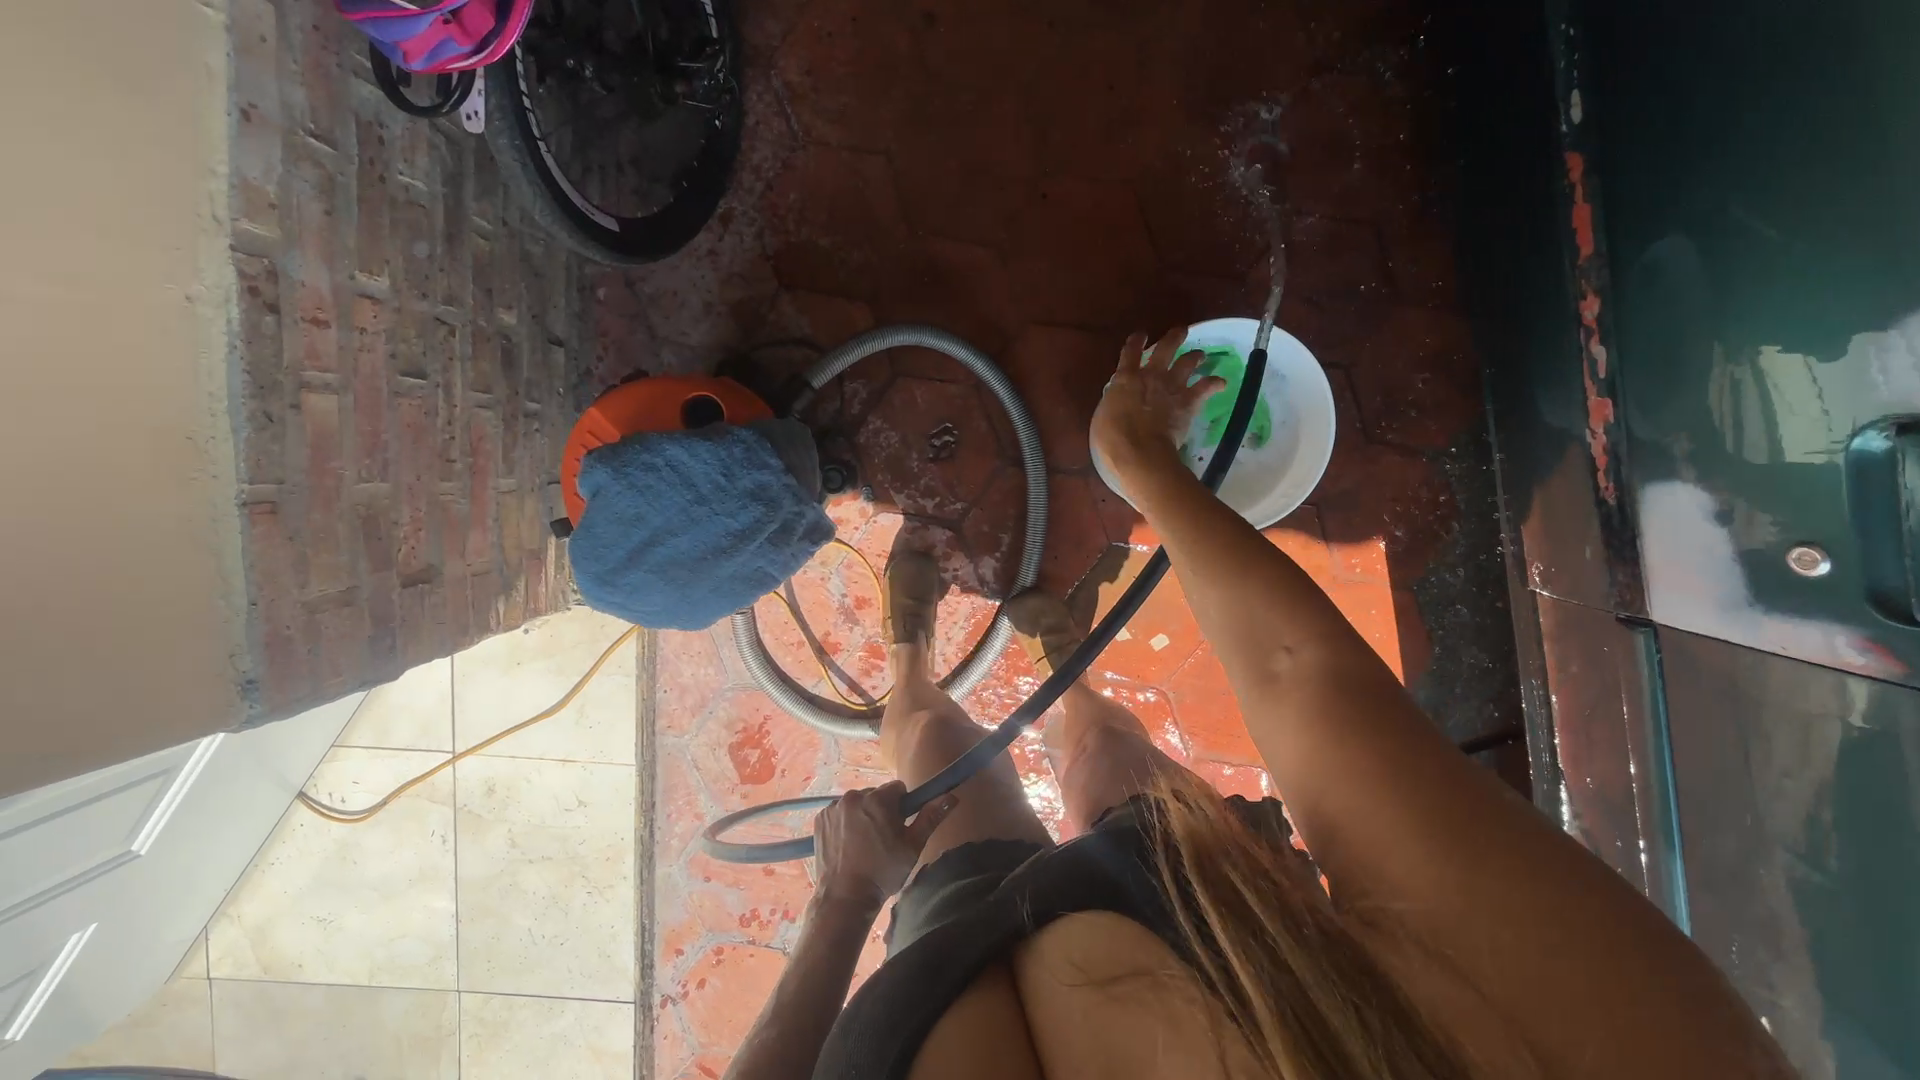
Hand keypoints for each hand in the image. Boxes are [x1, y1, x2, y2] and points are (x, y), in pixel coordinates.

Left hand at [813, 782, 958, 908]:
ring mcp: (834, 807)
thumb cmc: (884, 872)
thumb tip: (951, 797)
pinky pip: (839, 813)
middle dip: (881, 810)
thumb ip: (931, 817)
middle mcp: (854, 796)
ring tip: (863, 844)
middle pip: (876, 795)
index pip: (897, 789)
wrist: (845, 897)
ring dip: (862, 816)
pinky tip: (848, 845)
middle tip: (882, 839)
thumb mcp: (913, 846)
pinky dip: (845, 823)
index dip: (902, 807)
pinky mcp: (820, 819)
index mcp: (878, 799)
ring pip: (857, 804)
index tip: (899, 827)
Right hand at [1090, 328, 1226, 489]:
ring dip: (1194, 357)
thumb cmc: (1112, 438)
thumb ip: (1114, 401)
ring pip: (1188, 362)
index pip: (1130, 351)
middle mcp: (1151, 375)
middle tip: (1181, 332)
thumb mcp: (1103, 415)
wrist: (1139, 452)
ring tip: (1200, 356)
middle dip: (1174, 337)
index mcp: (1126, 379)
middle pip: (1165, 348)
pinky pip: (1206, 387)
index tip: (1141, 335)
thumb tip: (1118, 398)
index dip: (1136, 341)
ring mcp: (1172, 387)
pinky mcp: (1188, 402)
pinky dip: (1215, 384)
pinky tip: (1221, 383)